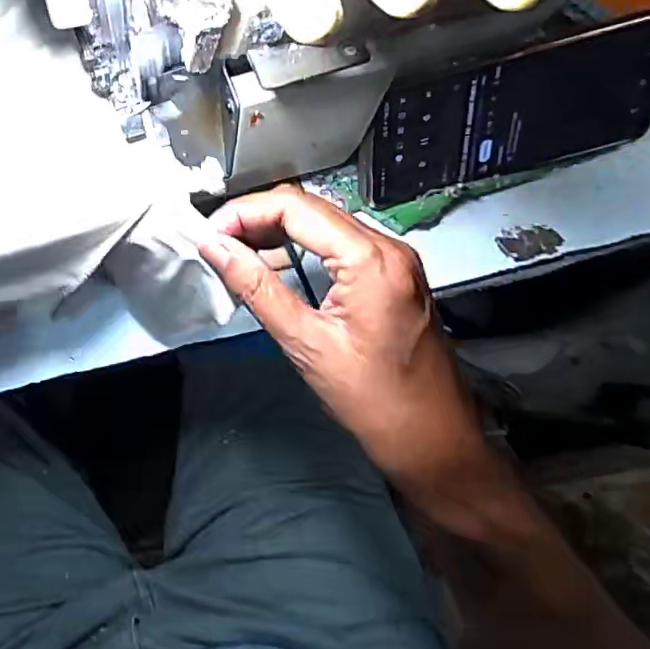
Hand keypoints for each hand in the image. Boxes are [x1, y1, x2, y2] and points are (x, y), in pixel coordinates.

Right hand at [199, 185, 495, 505]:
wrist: (437, 442)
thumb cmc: (380, 403)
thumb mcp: (306, 343)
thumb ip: (256, 287)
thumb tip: (216, 248)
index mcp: (372, 261)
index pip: (294, 207)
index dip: (244, 213)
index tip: (212, 233)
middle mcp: (388, 249)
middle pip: (307, 207)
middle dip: (254, 217)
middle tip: (217, 241)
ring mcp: (392, 260)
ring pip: (319, 220)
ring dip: (273, 229)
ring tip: (235, 251)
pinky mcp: (389, 274)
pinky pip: (334, 241)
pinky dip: (296, 244)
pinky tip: (270, 263)